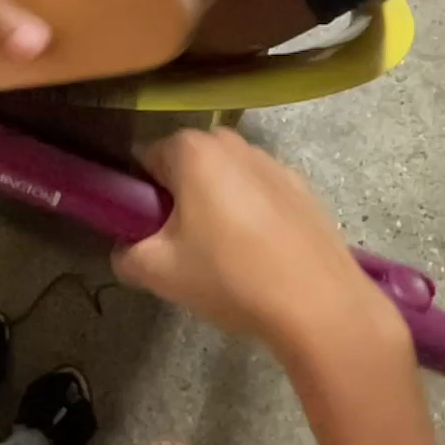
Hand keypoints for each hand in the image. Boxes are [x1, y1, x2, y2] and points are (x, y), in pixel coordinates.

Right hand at [111, 130, 393, 349]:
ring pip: (224, 177)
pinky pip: (258, 191)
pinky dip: (252, 213)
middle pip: (186, 165)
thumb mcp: (158, 272)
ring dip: (216, 204)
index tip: (150, 233)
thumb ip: (126, 254)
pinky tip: (261, 255)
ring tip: (226, 256)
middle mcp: (230, 141)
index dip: (140, 197)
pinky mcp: (300, 184)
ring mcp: (270, 160)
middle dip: (178, 198)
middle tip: (183, 248)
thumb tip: (125, 249)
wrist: (319, 304)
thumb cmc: (230, 276)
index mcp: (191, 149)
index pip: (145, 161)